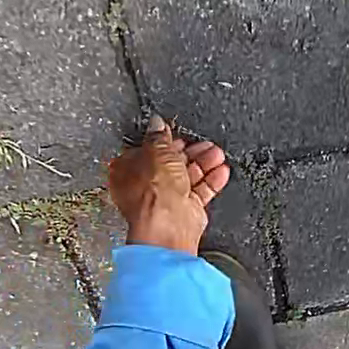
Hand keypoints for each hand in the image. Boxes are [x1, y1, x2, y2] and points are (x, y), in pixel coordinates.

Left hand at [107, 117, 229, 255]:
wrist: (169, 225)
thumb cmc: (152, 194)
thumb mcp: (156, 152)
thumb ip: (159, 136)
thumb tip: (156, 123)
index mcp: (127, 172)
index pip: (146, 151)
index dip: (163, 141)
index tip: (175, 134)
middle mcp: (146, 187)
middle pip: (170, 163)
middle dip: (189, 152)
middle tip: (203, 143)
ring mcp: (167, 200)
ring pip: (188, 176)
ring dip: (204, 163)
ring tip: (216, 154)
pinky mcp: (186, 210)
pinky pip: (201, 191)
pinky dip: (212, 181)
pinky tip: (221, 170)